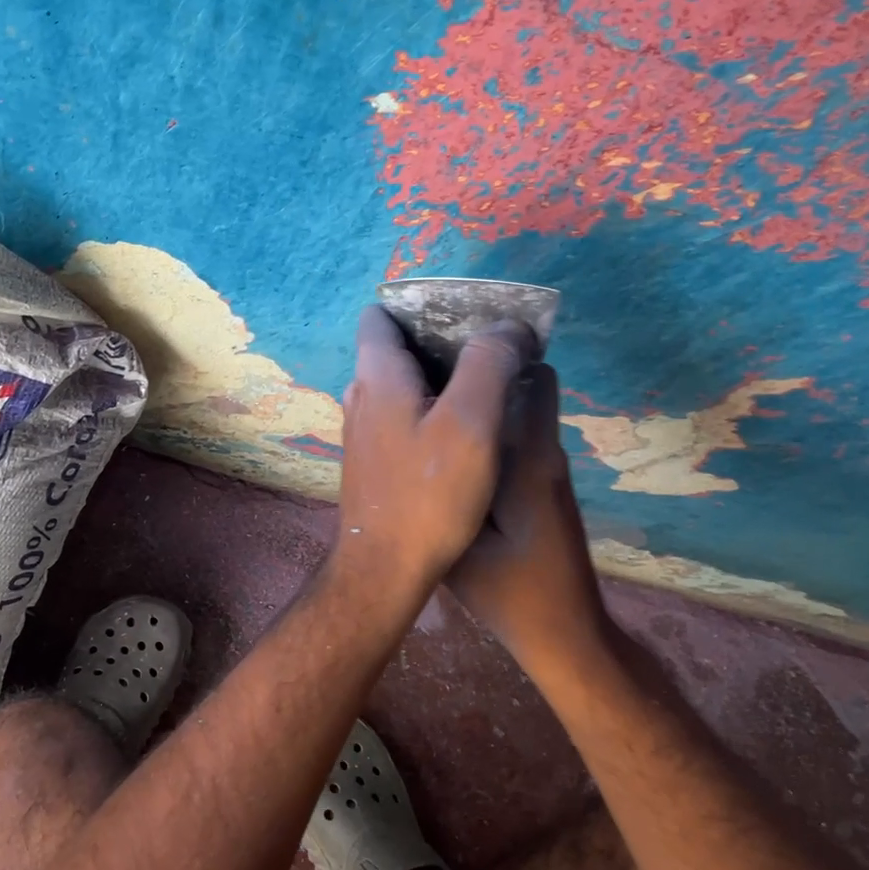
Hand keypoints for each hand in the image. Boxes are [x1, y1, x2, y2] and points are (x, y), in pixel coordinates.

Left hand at [339, 306, 531, 579]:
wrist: (385, 564)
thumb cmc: (428, 493)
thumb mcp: (470, 422)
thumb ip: (488, 364)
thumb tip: (507, 326)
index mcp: (375, 375)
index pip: (383, 314)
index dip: (424, 306)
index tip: (473, 314)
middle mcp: (361, 393)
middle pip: (399, 346)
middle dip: (447, 339)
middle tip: (502, 350)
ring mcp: (364, 427)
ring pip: (405, 381)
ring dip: (446, 375)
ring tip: (499, 384)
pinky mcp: (375, 455)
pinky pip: (406, 412)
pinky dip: (437, 406)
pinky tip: (474, 427)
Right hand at [446, 362, 610, 669]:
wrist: (561, 634)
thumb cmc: (509, 588)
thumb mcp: (463, 540)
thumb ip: (443, 483)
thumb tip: (413, 427)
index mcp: (526, 457)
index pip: (527, 375)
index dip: (492, 347)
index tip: (443, 338)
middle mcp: (542, 451)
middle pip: (523, 381)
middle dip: (481, 363)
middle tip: (422, 363)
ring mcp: (544, 468)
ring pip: (516, 406)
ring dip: (480, 392)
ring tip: (422, 394)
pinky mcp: (539, 484)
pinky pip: (513, 432)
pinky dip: (483, 420)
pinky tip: (439, 437)